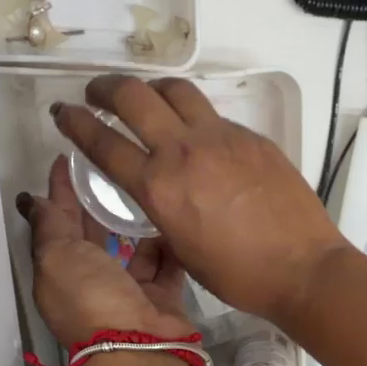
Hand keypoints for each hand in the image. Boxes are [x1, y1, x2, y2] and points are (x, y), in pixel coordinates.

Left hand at [18, 158, 196, 347]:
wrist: (141, 348)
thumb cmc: (93, 299)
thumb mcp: (58, 256)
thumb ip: (50, 224)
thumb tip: (30, 199)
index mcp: (61, 274)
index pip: (57, 225)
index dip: (59, 193)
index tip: (68, 159)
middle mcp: (93, 284)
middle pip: (94, 238)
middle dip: (97, 206)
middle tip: (112, 169)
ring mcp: (129, 293)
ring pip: (134, 252)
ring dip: (137, 226)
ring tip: (149, 190)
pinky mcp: (162, 300)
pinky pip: (167, 267)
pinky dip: (171, 248)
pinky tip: (175, 219)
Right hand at [50, 75, 353, 320]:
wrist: (303, 269)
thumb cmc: (241, 277)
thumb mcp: (184, 252)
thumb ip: (163, 213)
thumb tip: (160, 195)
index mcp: (159, 188)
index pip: (103, 142)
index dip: (75, 123)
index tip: (63, 113)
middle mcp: (184, 152)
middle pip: (132, 96)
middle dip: (105, 88)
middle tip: (98, 94)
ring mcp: (221, 138)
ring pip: (175, 91)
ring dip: (151, 89)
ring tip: (147, 100)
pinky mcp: (252, 138)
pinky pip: (213, 115)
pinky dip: (194, 116)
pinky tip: (199, 135)